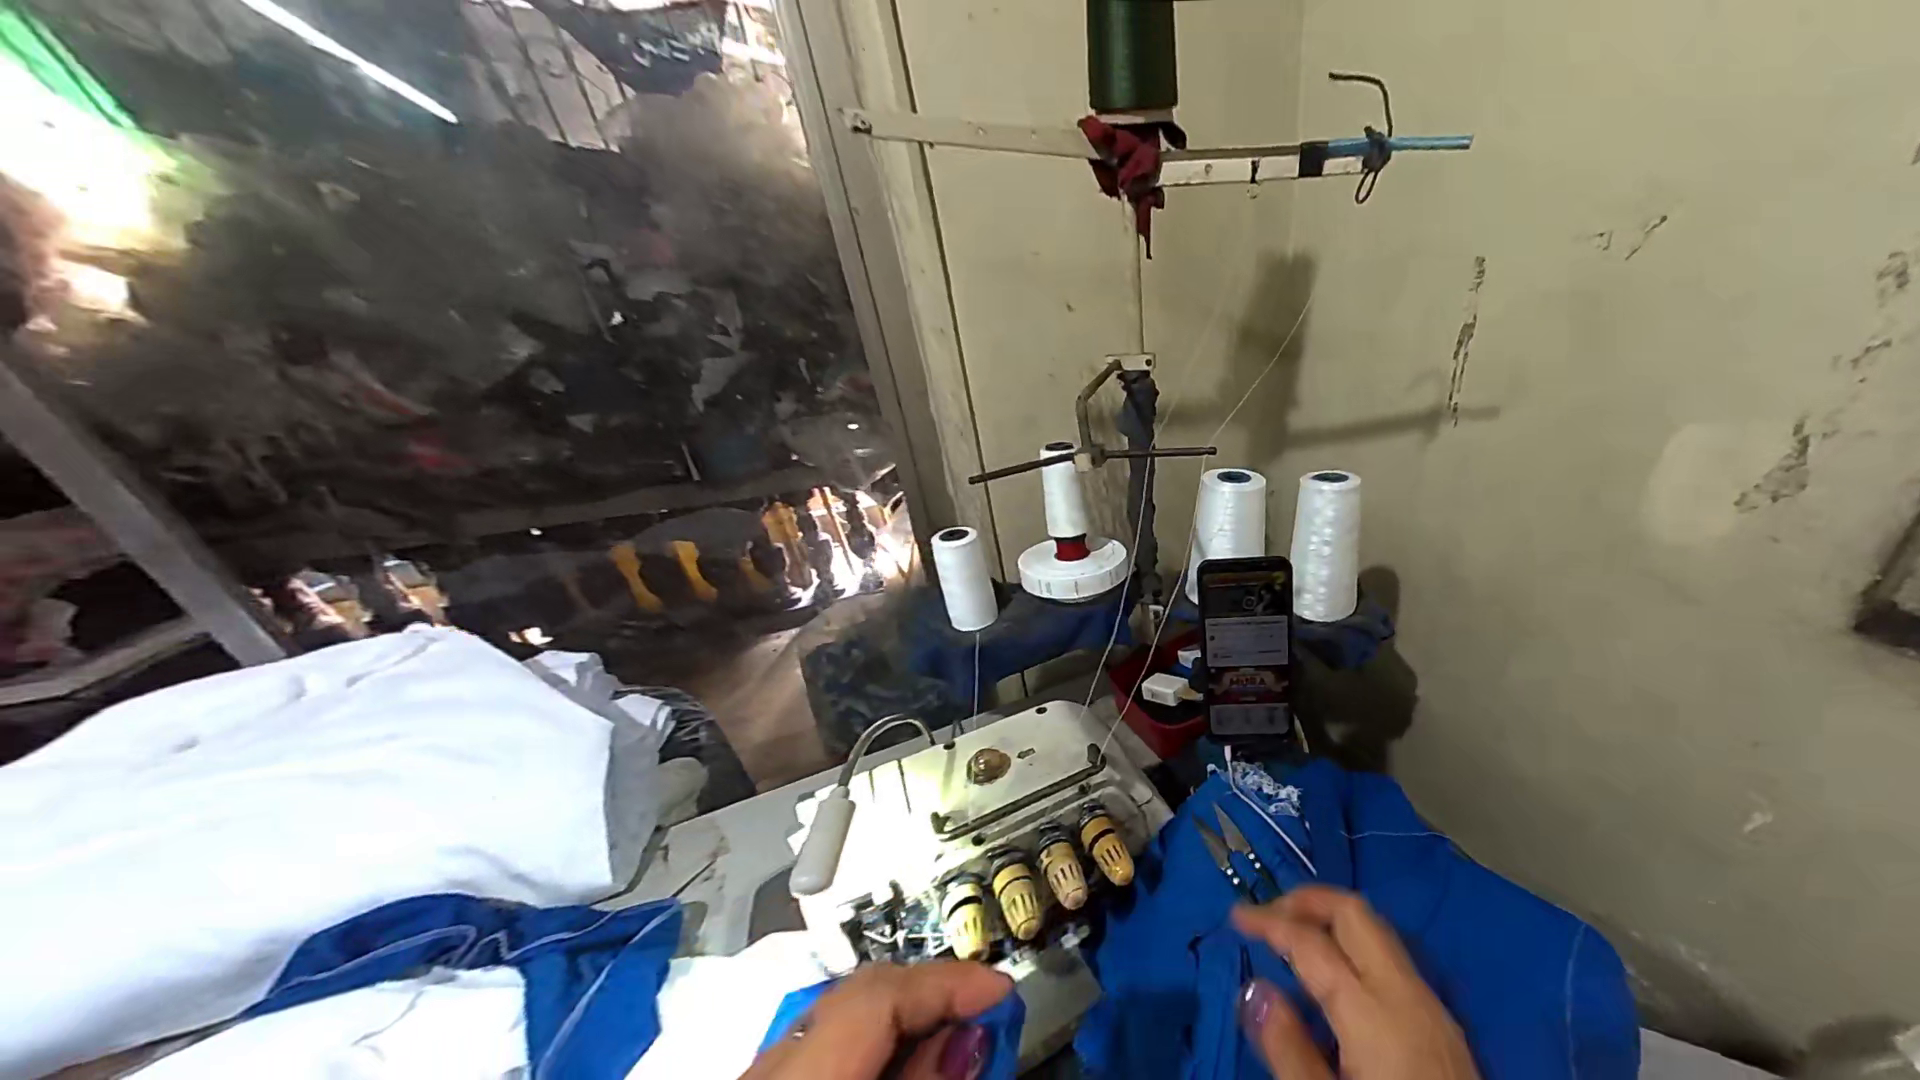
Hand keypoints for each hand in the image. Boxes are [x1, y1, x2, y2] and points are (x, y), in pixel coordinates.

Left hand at [739, 961, 1013, 1079]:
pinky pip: (825, 1038)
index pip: (879, 992)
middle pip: (861, 992)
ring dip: (905, 1014)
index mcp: (799, 1068)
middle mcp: (773, 1057)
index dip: (947, 980)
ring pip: (844, 1010)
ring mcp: (762, 1067)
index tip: (1000, 987)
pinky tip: (903, 1057)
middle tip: (987, 1009)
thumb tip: (966, 1037)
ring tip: (954, 1028)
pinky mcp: (767, 1078)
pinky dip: (874, 1037)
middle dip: (930, 991)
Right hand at [1232, 886, 1480, 1079]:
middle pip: (1354, 913)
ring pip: (1376, 931)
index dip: (1267, 921)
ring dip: (1329, 921)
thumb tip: (1255, 989)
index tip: (1235, 916)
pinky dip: (1352, 947)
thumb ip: (1288, 1048)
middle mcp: (1407, 995)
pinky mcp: (1443, 1027)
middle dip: (1305, 902)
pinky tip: (1332, 978)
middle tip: (1267, 916)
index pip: (1309, 941)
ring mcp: (1432, 1008)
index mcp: (1374, 1012)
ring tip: (1292, 939)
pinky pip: (1390, 960)